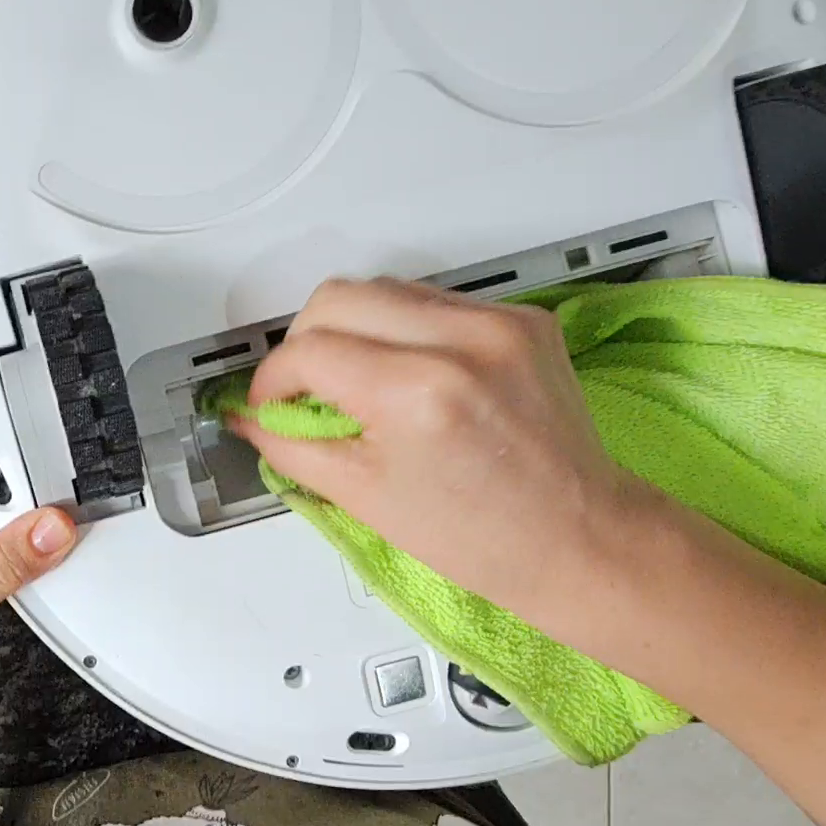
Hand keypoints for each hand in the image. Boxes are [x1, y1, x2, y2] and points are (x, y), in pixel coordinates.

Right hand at [236, 278, 654, 614]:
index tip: (268, 404)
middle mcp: (462, 340)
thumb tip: (248, 417)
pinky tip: (402, 373)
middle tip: (303, 388)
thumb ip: (288, 447)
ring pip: (382, 288)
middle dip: (302, 342)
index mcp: (416, 392)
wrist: (577, 538)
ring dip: (349, 329)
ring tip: (353, 381)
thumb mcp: (360, 497)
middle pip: (337, 297)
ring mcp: (498, 322)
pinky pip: (430, 300)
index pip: (308, 350)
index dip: (271, 379)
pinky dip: (397, 329)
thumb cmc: (474, 535)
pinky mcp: (520, 318)